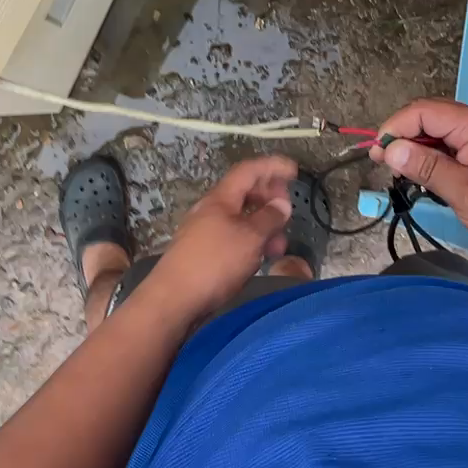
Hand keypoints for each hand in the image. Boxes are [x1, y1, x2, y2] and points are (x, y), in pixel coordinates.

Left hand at [139, 156, 297, 323]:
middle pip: (244, 193)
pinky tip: (259, 258)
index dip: (272, 167)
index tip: (294, 170)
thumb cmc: (214, 263)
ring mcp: (204, 231)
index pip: (249, 171)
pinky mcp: (203, 253)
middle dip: (269, 198)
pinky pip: (233, 237)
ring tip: (279, 245)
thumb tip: (282, 203)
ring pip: (240, 218)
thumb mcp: (250, 238)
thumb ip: (269, 218)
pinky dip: (250, 242)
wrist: (173, 300)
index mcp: (221, 198)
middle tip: (288, 210)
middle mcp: (211, 209)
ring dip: (263, 225)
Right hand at [368, 98, 467, 260]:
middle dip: (403, 135)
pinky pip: (455, 145)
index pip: (423, 110)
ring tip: (401, 174)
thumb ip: (426, 167)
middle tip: (382, 165)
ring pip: (441, 131)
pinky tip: (428, 177)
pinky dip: (436, 157)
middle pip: (430, 116)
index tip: (375, 154)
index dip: (395, 127)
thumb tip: (390, 148)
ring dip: (418, 148)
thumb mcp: (465, 193)